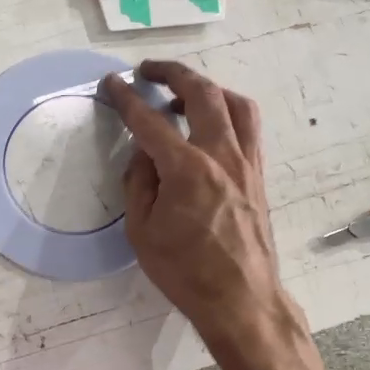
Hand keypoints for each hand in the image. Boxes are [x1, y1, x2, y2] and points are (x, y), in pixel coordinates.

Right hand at [101, 60, 293, 351]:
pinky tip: (209, 126)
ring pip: (236, 104)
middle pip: (202, 93)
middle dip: (172, 74)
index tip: (111, 83)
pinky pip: (247, 127)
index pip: (150, 121)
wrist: (241, 298)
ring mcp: (247, 163)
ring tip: (184, 95)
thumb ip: (139, 183)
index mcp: (187, 169)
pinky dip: (227, 112)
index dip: (126, 98)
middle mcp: (222, 155)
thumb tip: (144, 154)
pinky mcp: (259, 175)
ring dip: (208, 88)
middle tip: (148, 71)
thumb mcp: (141, 230)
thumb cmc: (184, 271)